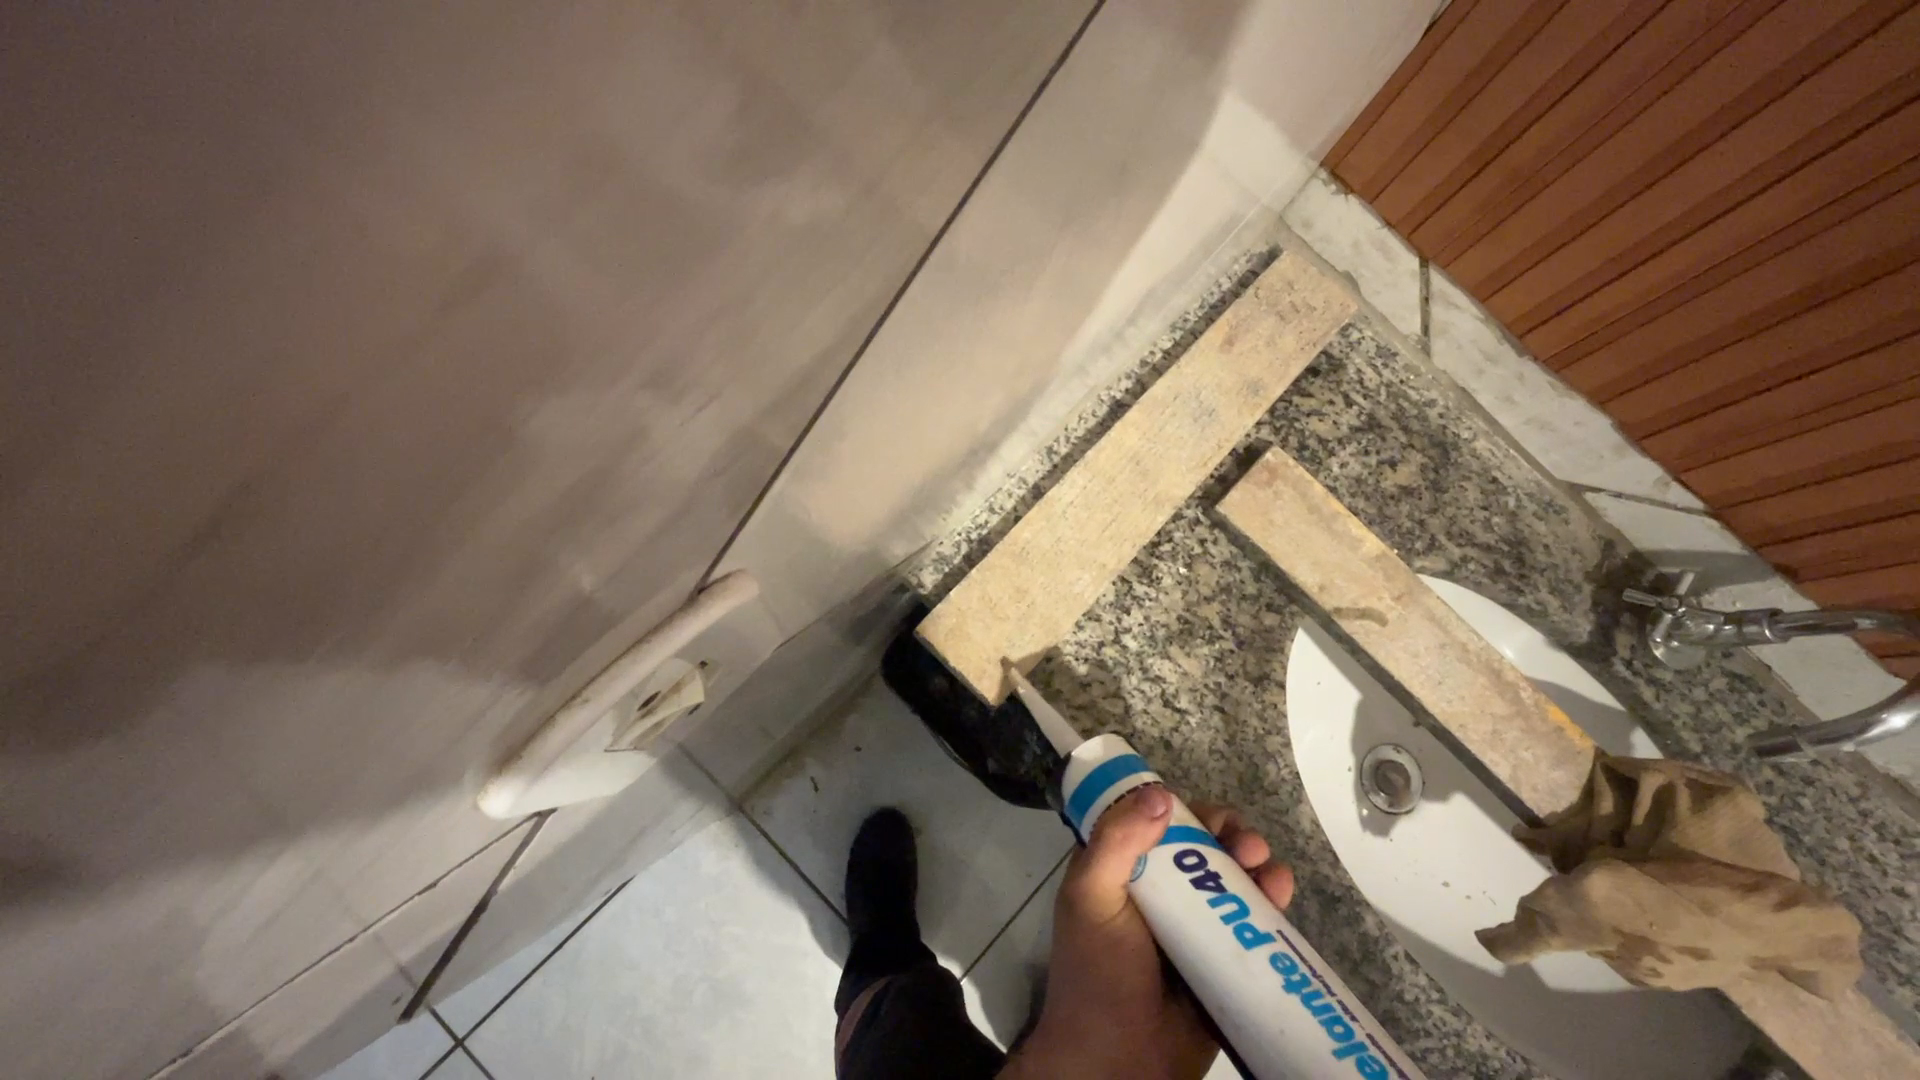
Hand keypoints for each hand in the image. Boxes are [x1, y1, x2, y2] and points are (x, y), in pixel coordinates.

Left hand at [1000, 787, 1294, 1079]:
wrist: (1119, 1063)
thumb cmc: (1097, 971)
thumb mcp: (1091, 896)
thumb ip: (1116, 841)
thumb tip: (1160, 793)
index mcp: (1120, 871)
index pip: (1153, 823)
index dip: (1182, 810)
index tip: (1206, 813)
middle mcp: (1158, 892)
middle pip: (1200, 846)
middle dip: (1228, 834)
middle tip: (1246, 842)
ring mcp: (1194, 926)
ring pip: (1231, 878)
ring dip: (1254, 861)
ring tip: (1266, 865)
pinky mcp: (1225, 959)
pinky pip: (1254, 921)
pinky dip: (1271, 899)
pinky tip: (1282, 891)